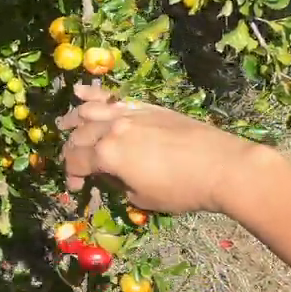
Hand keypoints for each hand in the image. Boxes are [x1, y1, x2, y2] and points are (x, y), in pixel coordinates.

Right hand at [56, 83, 269, 213]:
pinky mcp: (145, 107)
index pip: (76, 161)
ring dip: (74, 120)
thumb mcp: (143, 198)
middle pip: (79, 136)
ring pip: (90, 111)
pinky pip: (113, 98)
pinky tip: (80, 93)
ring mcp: (128, 113)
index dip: (71, 175)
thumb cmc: (182, 190)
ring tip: (67, 125)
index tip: (76, 186)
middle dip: (72, 151)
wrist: (223, 166)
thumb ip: (118, 184)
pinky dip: (93, 95)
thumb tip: (112, 175)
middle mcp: (111, 128)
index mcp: (107, 154)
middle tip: (76, 163)